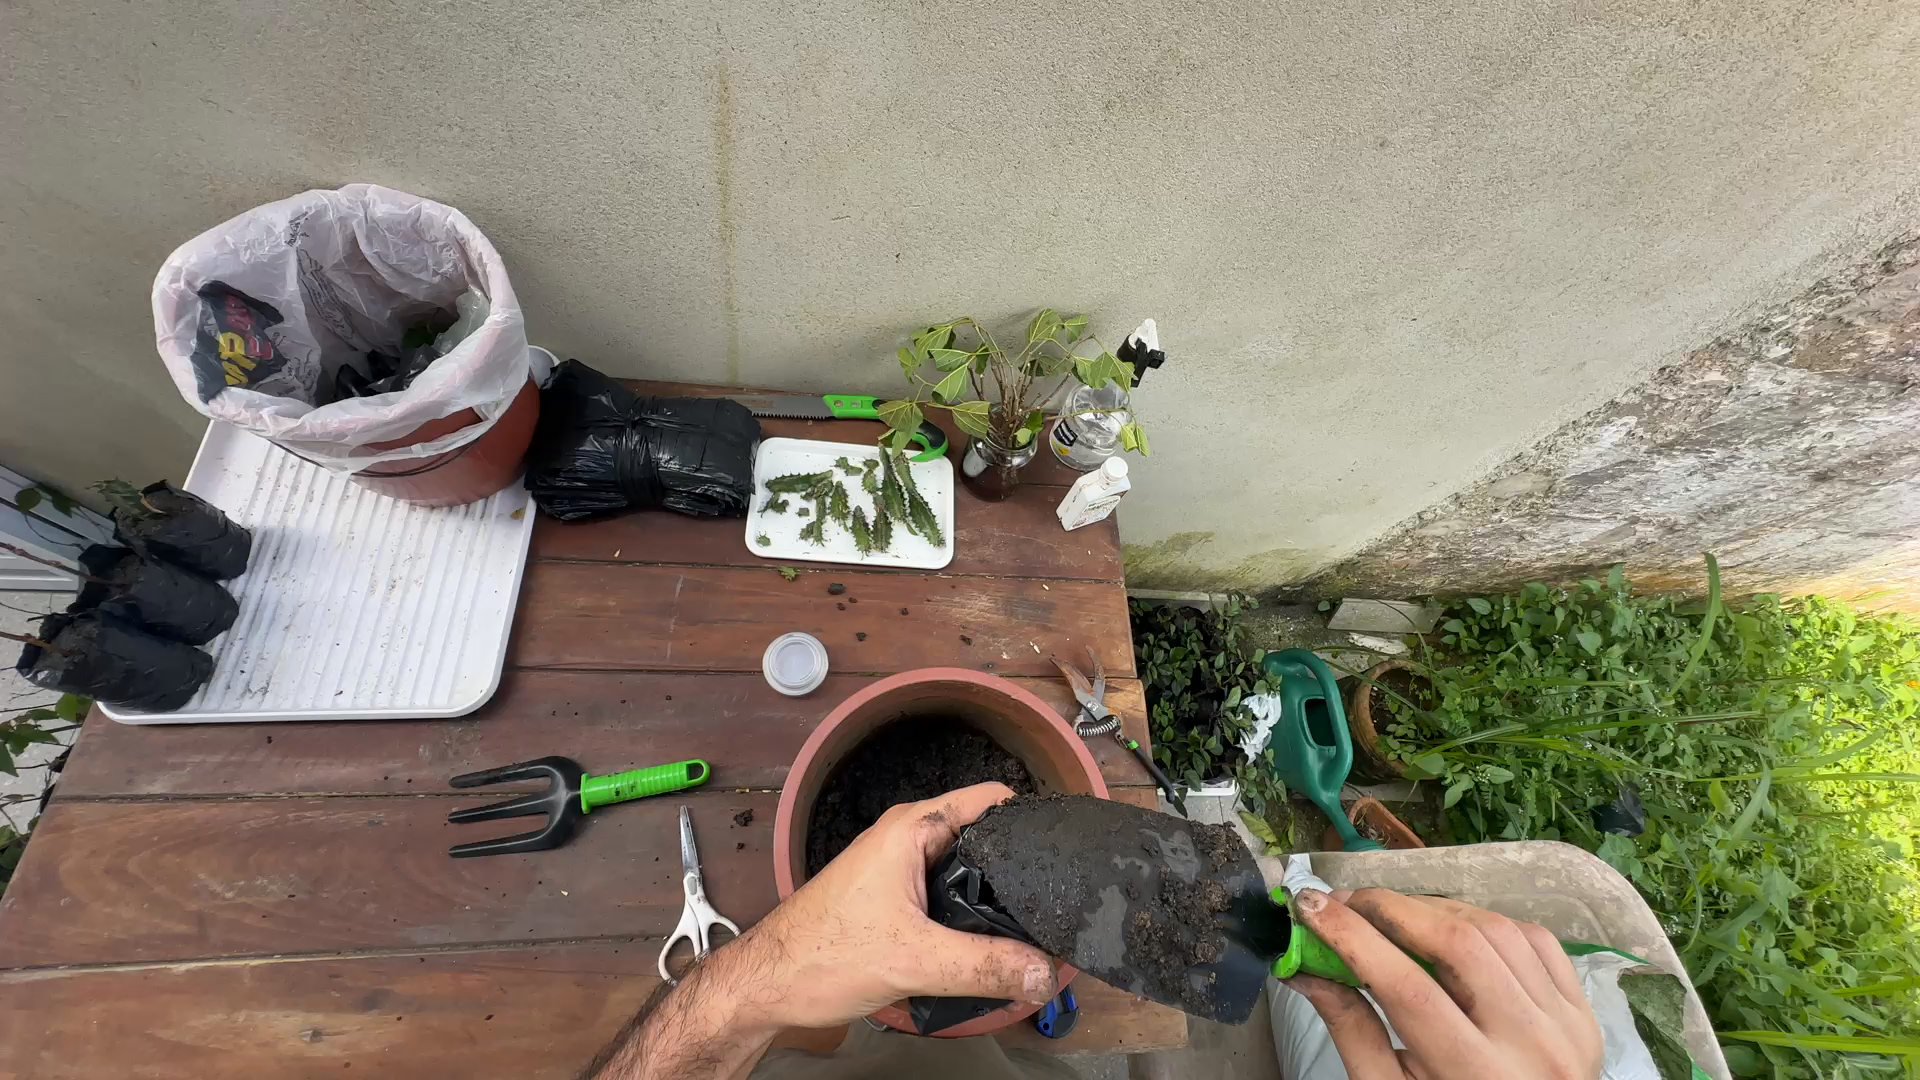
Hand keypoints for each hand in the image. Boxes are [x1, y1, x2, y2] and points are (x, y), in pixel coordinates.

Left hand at [737, 781, 1057, 1027]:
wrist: (766, 984)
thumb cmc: (823, 955)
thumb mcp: (913, 961)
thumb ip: (984, 964)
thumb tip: (1044, 971)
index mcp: (912, 827)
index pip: (986, 798)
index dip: (1026, 815)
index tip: (1062, 845)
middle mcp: (907, 834)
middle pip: (980, 832)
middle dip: (1015, 861)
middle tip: (1053, 895)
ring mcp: (897, 862)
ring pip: (962, 864)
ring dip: (989, 889)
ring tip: (1028, 920)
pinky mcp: (892, 890)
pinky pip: (943, 887)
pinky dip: (966, 906)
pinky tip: (984, 936)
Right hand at [1285, 888, 1601, 1079]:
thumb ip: (1349, 1028)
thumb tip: (1300, 964)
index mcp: (1478, 1079)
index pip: (1407, 987)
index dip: (1350, 935)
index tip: (1307, 904)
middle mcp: (1535, 1049)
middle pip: (1455, 942)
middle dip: (1386, 907)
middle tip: (1344, 904)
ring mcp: (1568, 1026)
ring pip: (1491, 927)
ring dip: (1428, 908)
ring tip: (1389, 917)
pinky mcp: (1583, 1012)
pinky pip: (1532, 937)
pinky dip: (1482, 919)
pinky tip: (1450, 931)